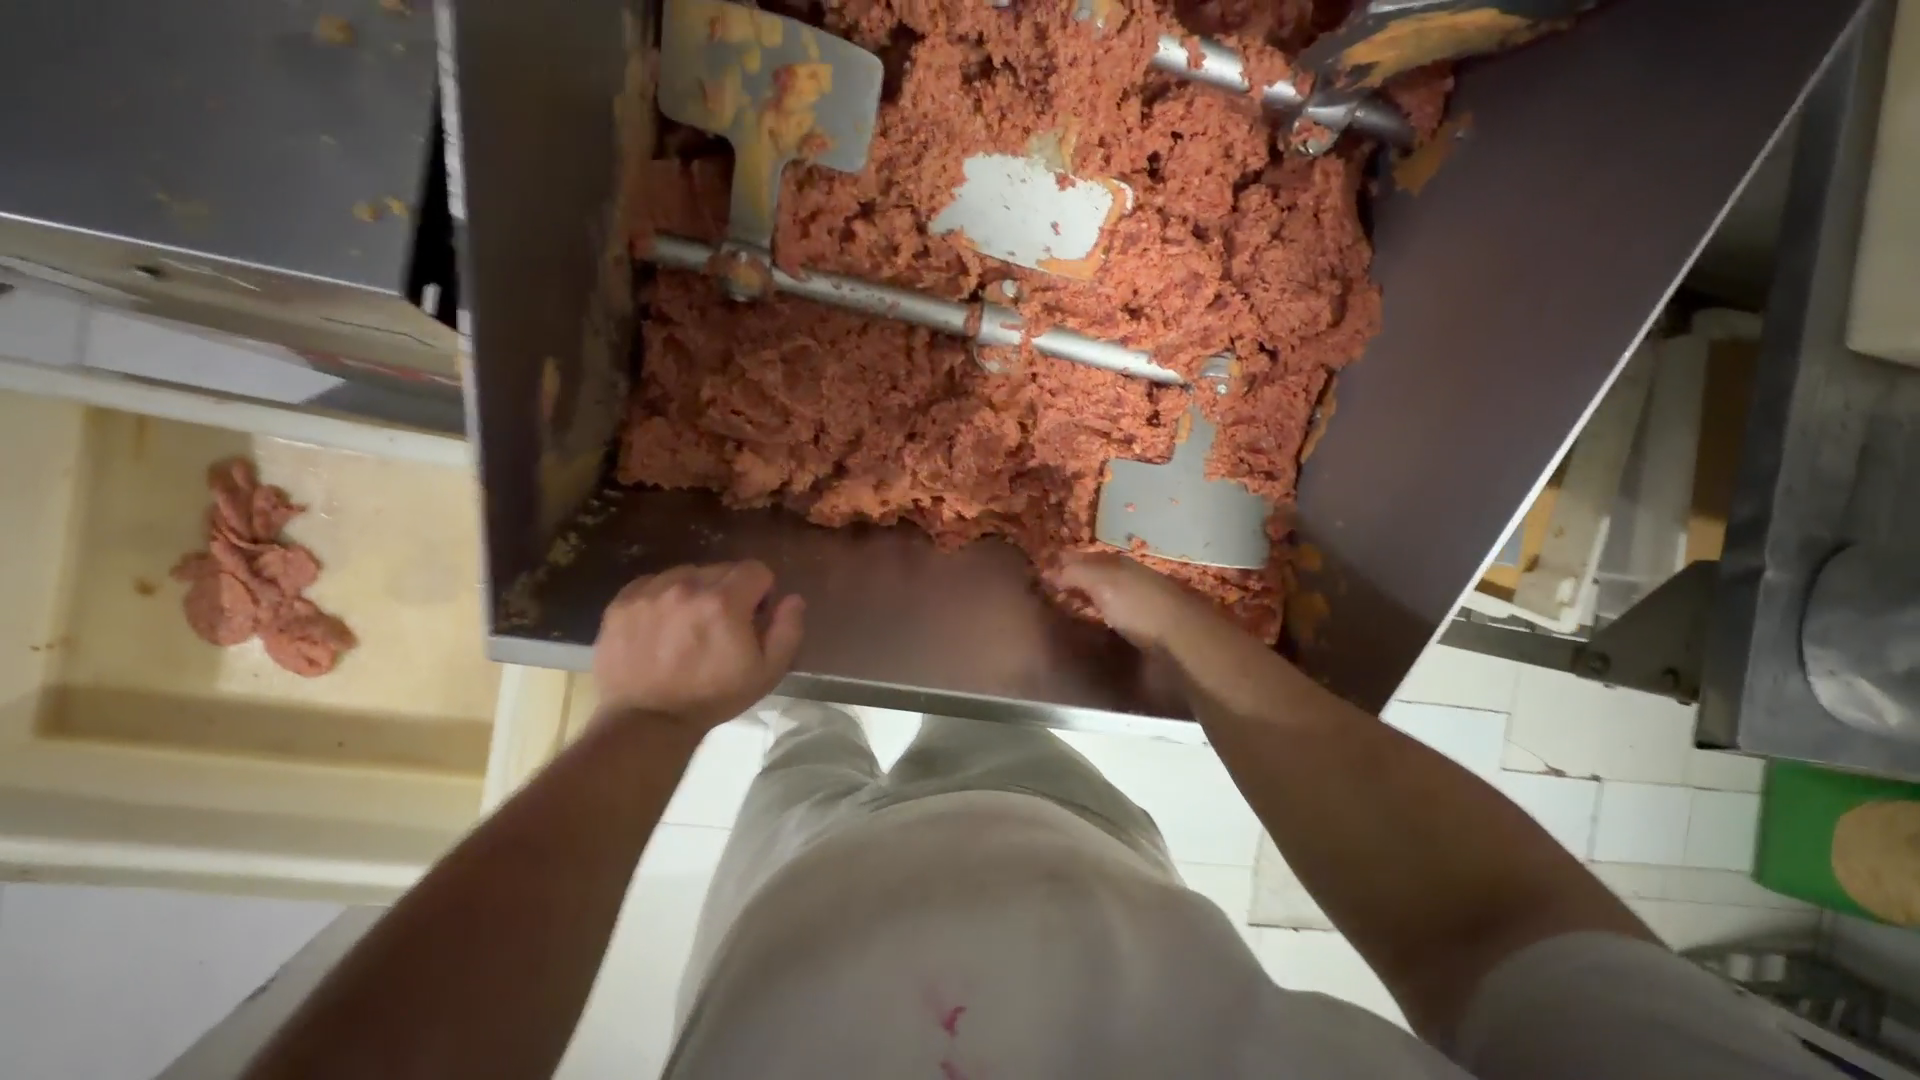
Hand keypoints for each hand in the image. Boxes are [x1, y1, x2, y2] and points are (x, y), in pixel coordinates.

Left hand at [592, 561, 804, 733]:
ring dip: (694, 593)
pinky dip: (662, 598)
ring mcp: (650, 592)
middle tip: (720, 627)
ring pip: (686, 574)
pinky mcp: (622, 602)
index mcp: (725, 601)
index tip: (752, 619)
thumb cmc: (712, 698)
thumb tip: (792, 599)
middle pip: (721, 570)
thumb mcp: (766, 673)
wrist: (646, 722)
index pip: (756, 570)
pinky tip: (661, 627)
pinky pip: (652, 584)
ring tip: (687, 627)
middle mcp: (687, 586)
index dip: (760, 593)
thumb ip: (787, 630)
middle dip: (728, 593)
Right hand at [1051, 553, 1298, 719]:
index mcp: (1124, 566)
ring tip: (1067, 620)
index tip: (1041, 575)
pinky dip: (1103, 629)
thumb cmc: (1141, 608)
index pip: (1088, 558)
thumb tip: (1050, 567)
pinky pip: (1118, 628)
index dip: (1065, 563)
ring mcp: (1145, 612)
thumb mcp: (1104, 581)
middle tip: (1049, 598)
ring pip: (1110, 604)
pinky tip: (1094, 638)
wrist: (1184, 646)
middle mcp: (1135, 584)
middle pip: (1099, 580)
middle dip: (1078, 584)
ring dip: (1092, 608)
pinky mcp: (1150, 638)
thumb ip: (1076, 572)